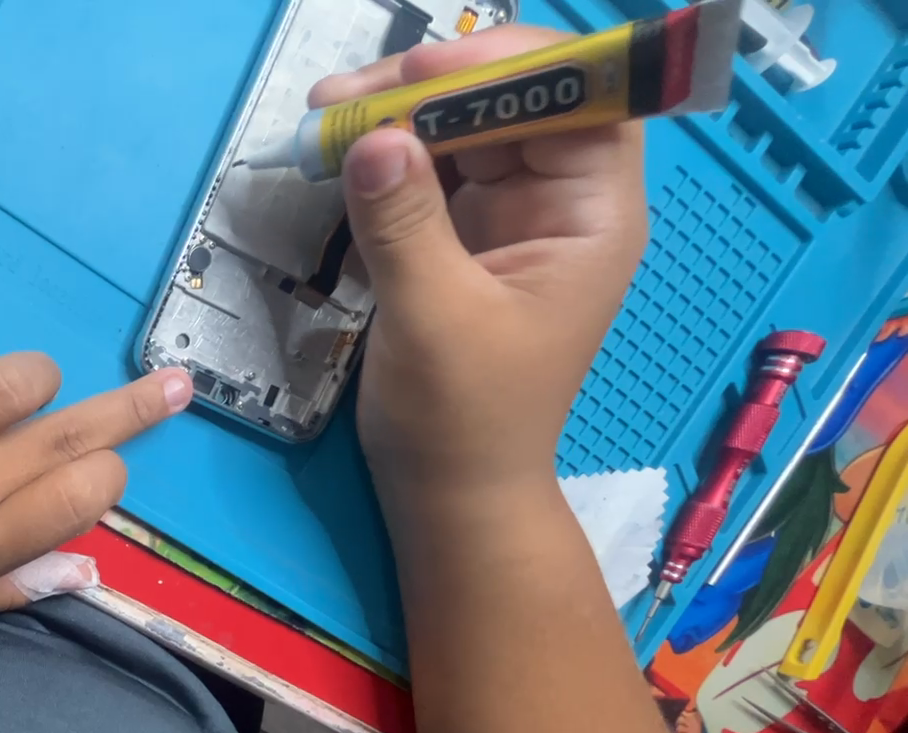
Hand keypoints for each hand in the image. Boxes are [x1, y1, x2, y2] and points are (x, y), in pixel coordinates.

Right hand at [311, 27, 647, 513]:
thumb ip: (405, 226)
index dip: (503, 69)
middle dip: (425, 94)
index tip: (415, 69)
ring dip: (392, 130)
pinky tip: (339, 168)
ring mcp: (500, 228)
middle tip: (336, 99)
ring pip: (456, 147)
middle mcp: (553, 207)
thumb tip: (373, 140)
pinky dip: (381, 176)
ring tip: (322, 124)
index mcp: (587, 216)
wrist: (444, 487)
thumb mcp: (432, 318)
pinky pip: (423, 191)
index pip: (574, 100)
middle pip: (506, 113)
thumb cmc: (459, 415)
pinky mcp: (453, 252)